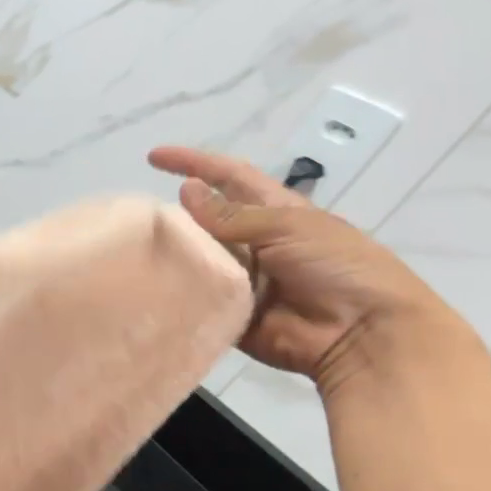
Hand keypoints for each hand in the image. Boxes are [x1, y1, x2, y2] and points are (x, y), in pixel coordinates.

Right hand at [150, 146, 456, 396]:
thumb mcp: (290, 229)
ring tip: (130, 251)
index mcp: (278, 215)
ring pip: (195, 259)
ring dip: (170, 254)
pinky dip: (174, 292)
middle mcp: (256, 243)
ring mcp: (241, 279)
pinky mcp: (228, 312)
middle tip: (133, 218)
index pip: (231, 178)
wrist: (360, 334)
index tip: (155, 156)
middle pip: (205, 221)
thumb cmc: (339, 269)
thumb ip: (233, 215)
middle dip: (173, 215)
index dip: (196, 163)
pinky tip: (145, 286)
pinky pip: (194, 299)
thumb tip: (185, 190)